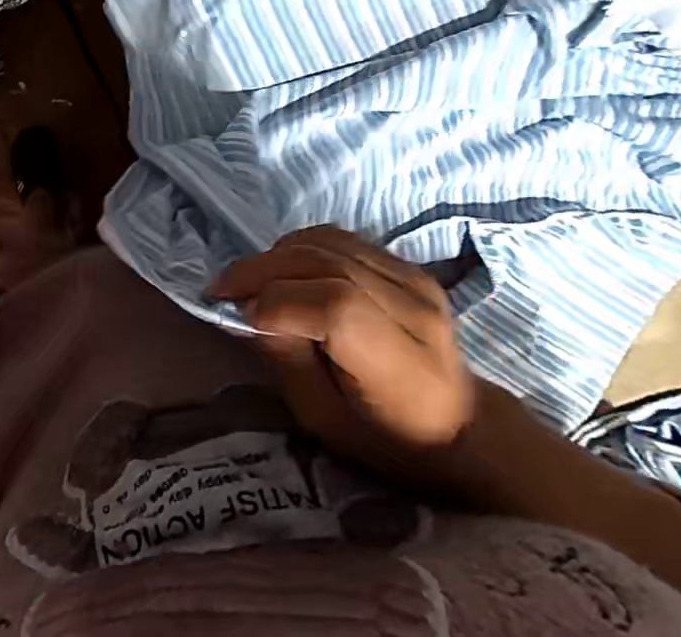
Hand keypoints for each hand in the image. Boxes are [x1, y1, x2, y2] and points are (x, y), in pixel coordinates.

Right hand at [209, 226, 478, 475]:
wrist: (458, 424)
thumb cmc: (385, 439)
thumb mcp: (324, 420)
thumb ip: (288, 360)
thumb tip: (251, 311)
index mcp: (400, 362)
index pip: (336, 306)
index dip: (279, 303)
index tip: (239, 315)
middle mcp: (413, 308)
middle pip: (327, 264)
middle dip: (263, 270)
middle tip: (222, 288)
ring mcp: (415, 279)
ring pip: (330, 242)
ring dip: (278, 254)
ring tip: (248, 279)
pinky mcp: (408, 266)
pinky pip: (342, 240)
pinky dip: (301, 247)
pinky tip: (282, 269)